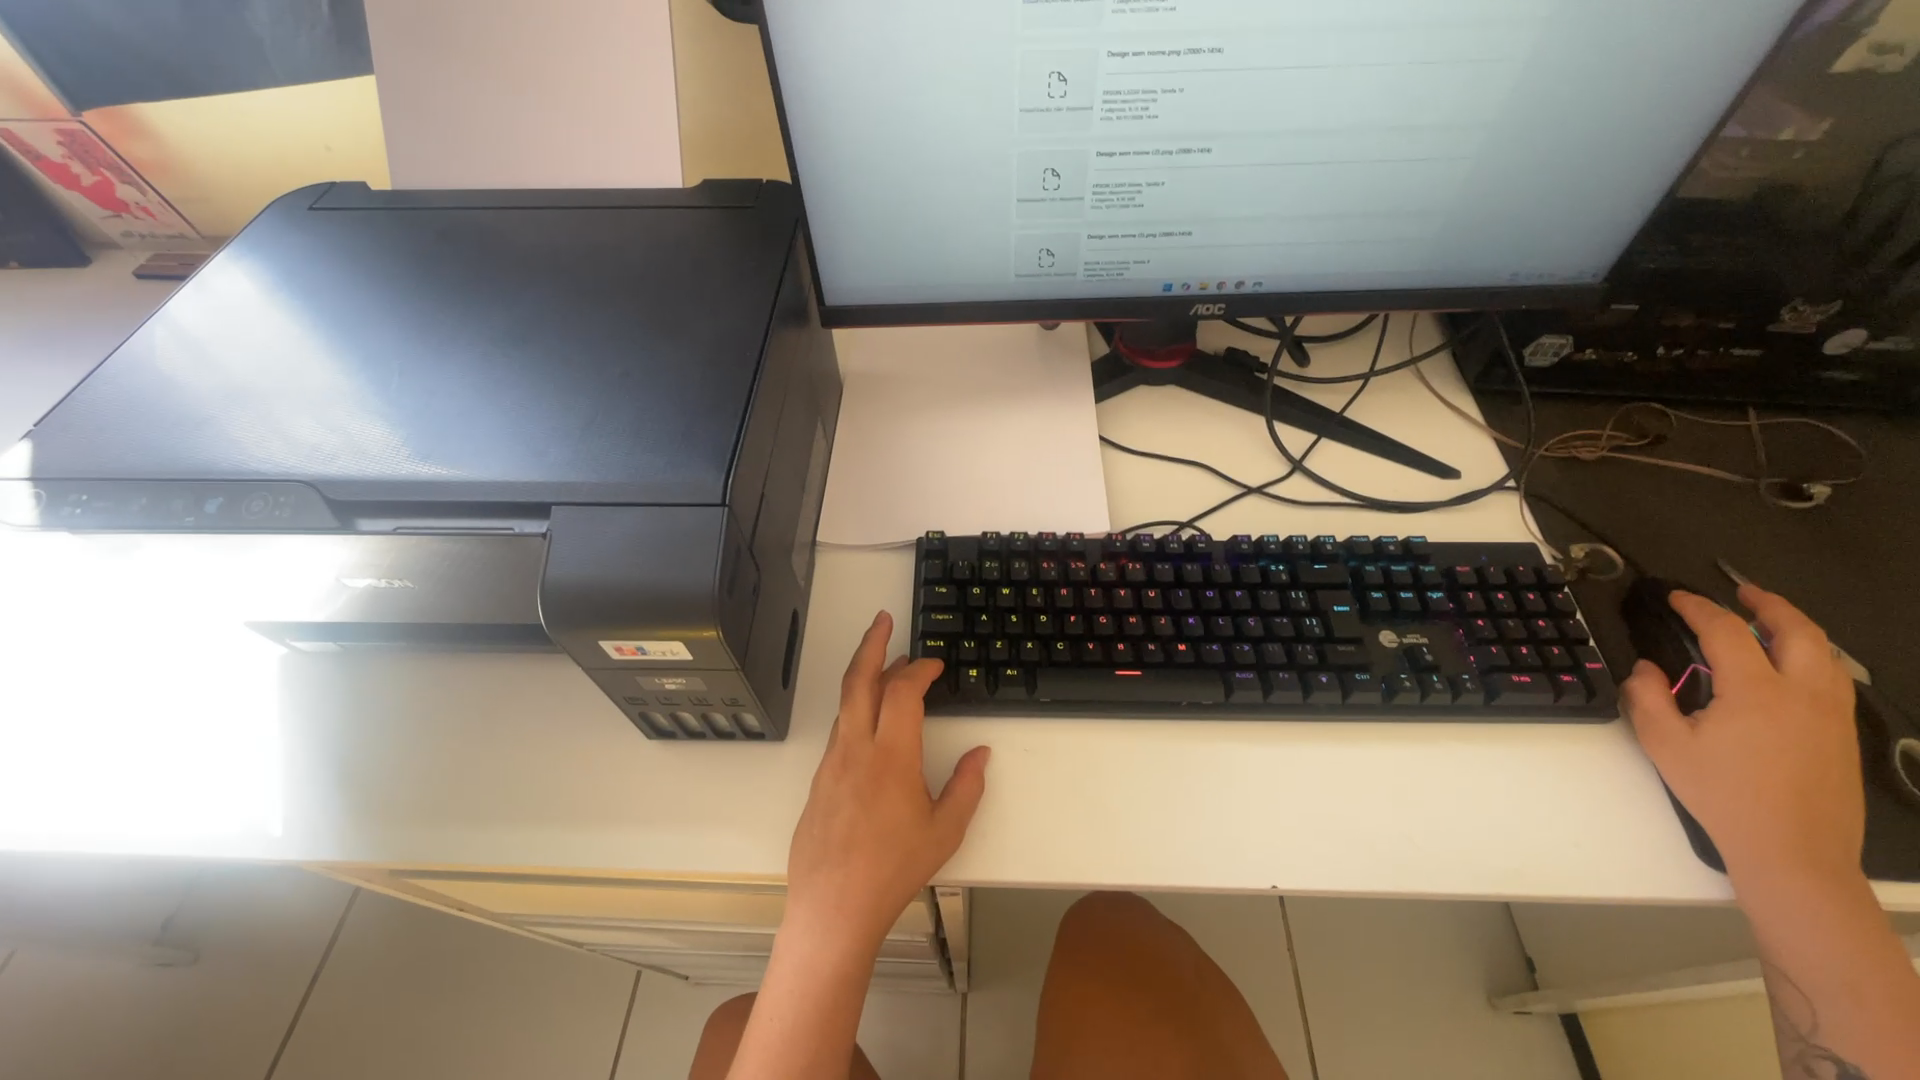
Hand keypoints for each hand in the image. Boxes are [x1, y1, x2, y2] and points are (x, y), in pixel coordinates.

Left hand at [784, 611, 990, 954]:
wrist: (833, 907)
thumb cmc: (893, 870)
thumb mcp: (945, 831)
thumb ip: (967, 786)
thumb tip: (980, 753)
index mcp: (891, 756)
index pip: (903, 692)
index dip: (919, 670)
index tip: (935, 665)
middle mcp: (855, 748)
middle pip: (858, 680)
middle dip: (872, 644)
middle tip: (884, 620)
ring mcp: (831, 763)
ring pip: (845, 704)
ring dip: (864, 677)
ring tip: (885, 668)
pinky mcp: (818, 780)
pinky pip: (838, 731)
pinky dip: (855, 710)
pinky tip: (871, 724)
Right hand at [1621, 585, 1861, 886]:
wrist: (1794, 851)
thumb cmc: (1723, 796)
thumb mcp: (1666, 746)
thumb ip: (1648, 698)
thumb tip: (1647, 669)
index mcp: (1756, 691)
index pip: (1726, 631)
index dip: (1698, 607)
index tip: (1676, 598)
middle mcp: (1804, 692)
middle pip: (1798, 630)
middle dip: (1768, 604)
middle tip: (1742, 592)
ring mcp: (1833, 713)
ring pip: (1826, 653)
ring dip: (1796, 628)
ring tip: (1770, 622)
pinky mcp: (1845, 734)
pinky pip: (1833, 678)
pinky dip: (1811, 656)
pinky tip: (1790, 668)